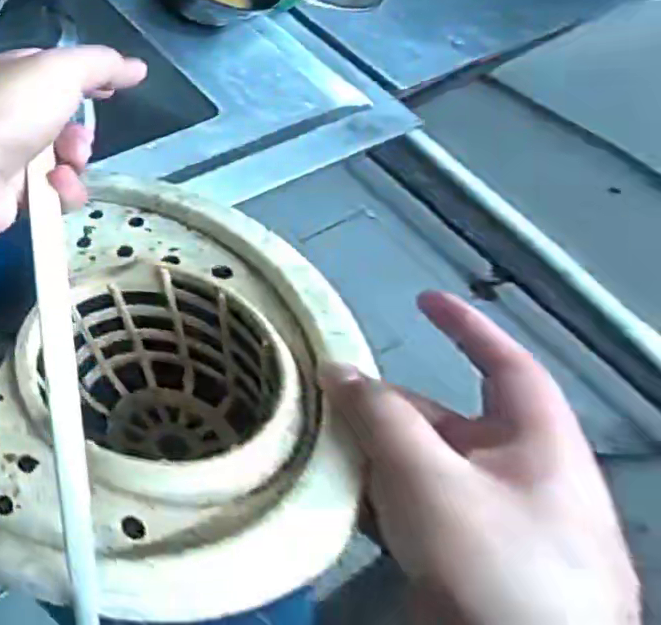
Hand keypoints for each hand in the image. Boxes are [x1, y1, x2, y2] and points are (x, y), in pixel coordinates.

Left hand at [0, 45, 145, 234]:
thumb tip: (135, 67)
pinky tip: (52, 187)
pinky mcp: (8, 193)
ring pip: (63, 159)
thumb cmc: (6, 113)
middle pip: (63, 120)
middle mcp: (3, 112)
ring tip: (63, 166)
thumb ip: (99, 64)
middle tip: (76, 142)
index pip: (52, 70)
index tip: (116, 87)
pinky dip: (61, 191)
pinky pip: (52, 193)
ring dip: (74, 163)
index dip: (86, 77)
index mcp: (7, 76)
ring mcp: (4, 154)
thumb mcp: (57, 70)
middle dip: (81, 133)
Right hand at [322, 291, 638, 624]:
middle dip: (377, 407)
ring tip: (320, 453)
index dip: (469, 330)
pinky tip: (340, 495)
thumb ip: (377, 414)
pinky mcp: (463, 549)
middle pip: (438, 418)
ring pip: (414, 458)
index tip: (424, 299)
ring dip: (365, 450)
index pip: (511, 372)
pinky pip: (407, 497)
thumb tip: (337, 369)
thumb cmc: (495, 560)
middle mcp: (519, 478)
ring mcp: (492, 518)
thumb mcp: (427, 475)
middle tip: (320, 402)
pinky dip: (371, 488)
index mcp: (539, 454)